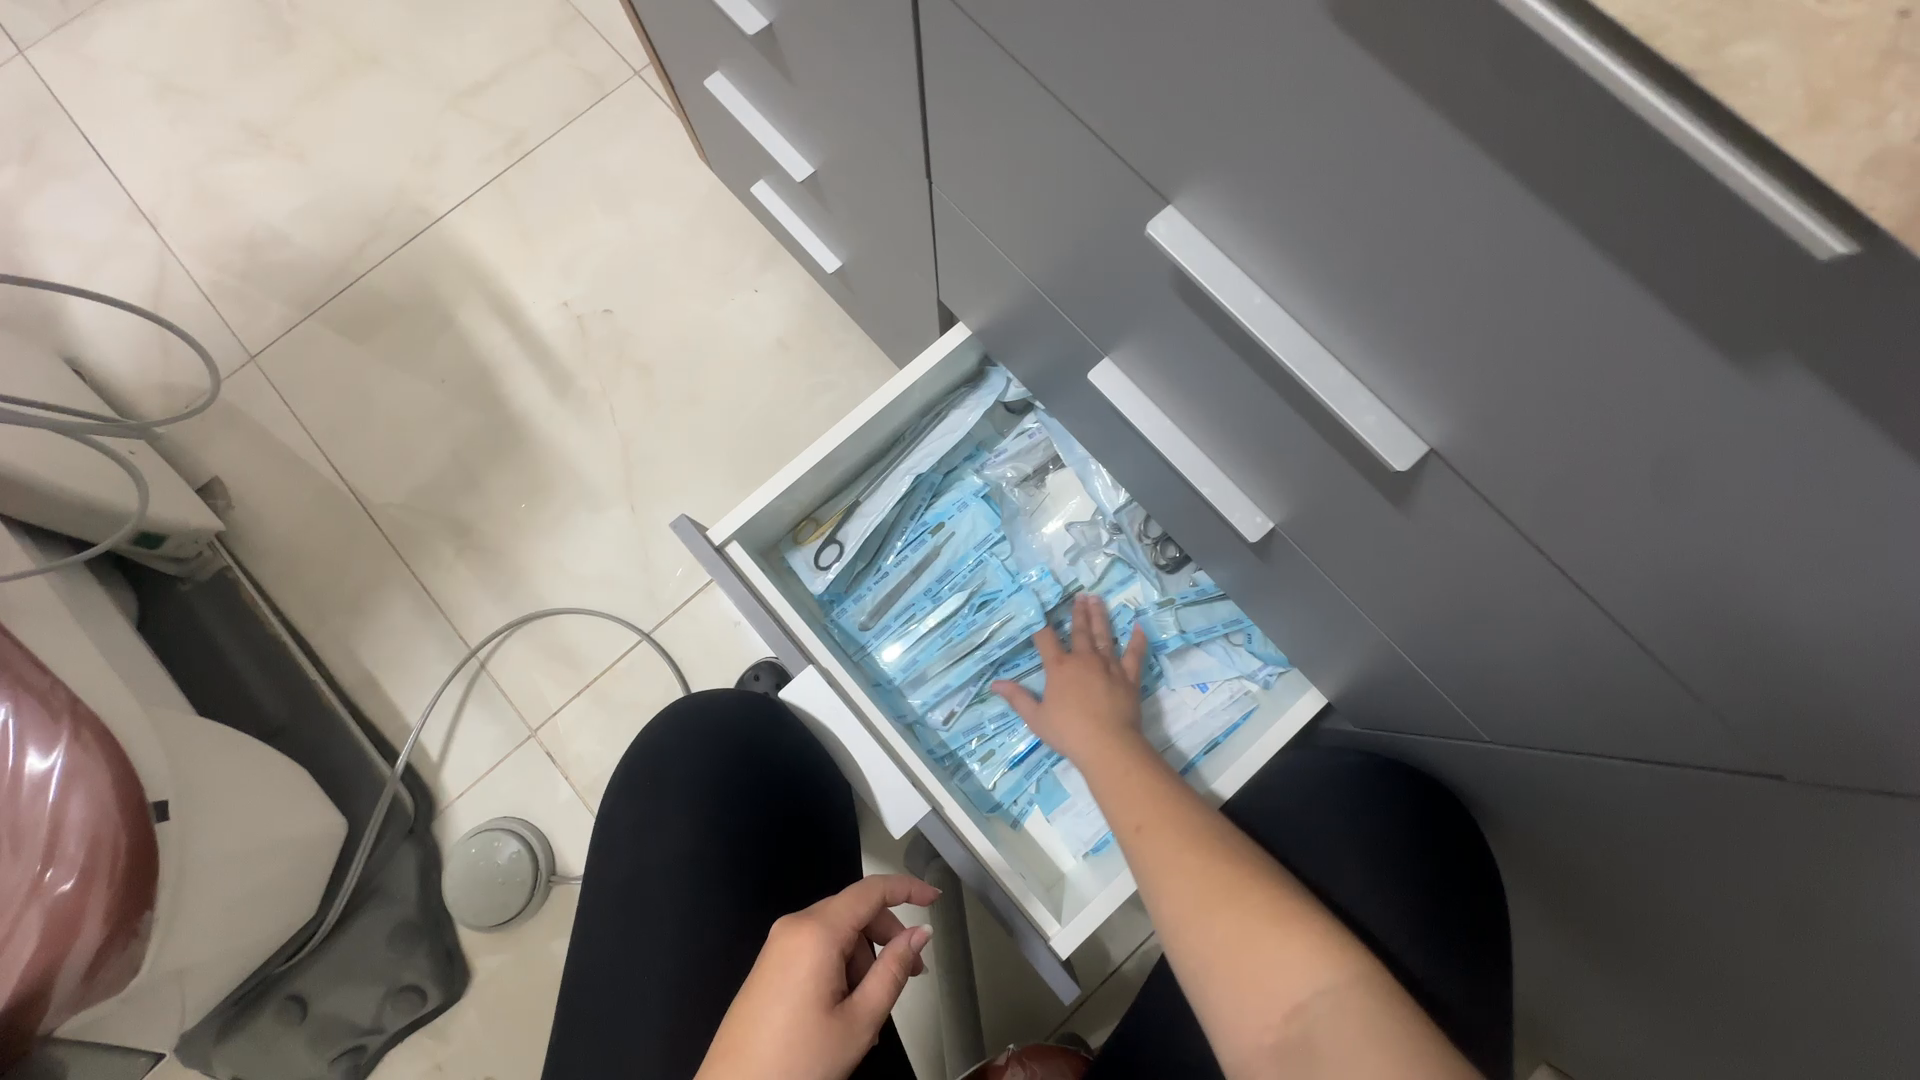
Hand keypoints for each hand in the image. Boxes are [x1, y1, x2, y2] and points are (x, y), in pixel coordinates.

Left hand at [694, 875, 937, 1079]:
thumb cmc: (798, 1062)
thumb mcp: (859, 1021)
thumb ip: (894, 970)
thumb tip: (920, 933)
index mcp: (817, 931)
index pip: (871, 890)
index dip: (907, 888)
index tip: (935, 897)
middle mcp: (794, 927)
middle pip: (854, 911)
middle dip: (887, 936)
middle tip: (913, 973)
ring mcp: (778, 945)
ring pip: (837, 932)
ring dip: (864, 958)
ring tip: (872, 1010)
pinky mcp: (770, 965)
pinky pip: (816, 949)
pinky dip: (841, 966)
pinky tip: (847, 1008)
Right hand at [992, 592, 1149, 766]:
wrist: (1108, 744)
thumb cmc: (1068, 732)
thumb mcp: (1036, 718)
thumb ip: (1017, 698)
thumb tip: (995, 684)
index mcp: (1059, 668)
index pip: (1046, 639)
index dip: (1041, 624)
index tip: (1040, 610)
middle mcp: (1083, 660)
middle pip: (1079, 630)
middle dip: (1078, 612)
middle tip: (1081, 596)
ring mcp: (1108, 666)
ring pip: (1104, 635)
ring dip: (1100, 617)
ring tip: (1098, 600)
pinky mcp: (1129, 677)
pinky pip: (1134, 655)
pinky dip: (1137, 641)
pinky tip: (1139, 628)